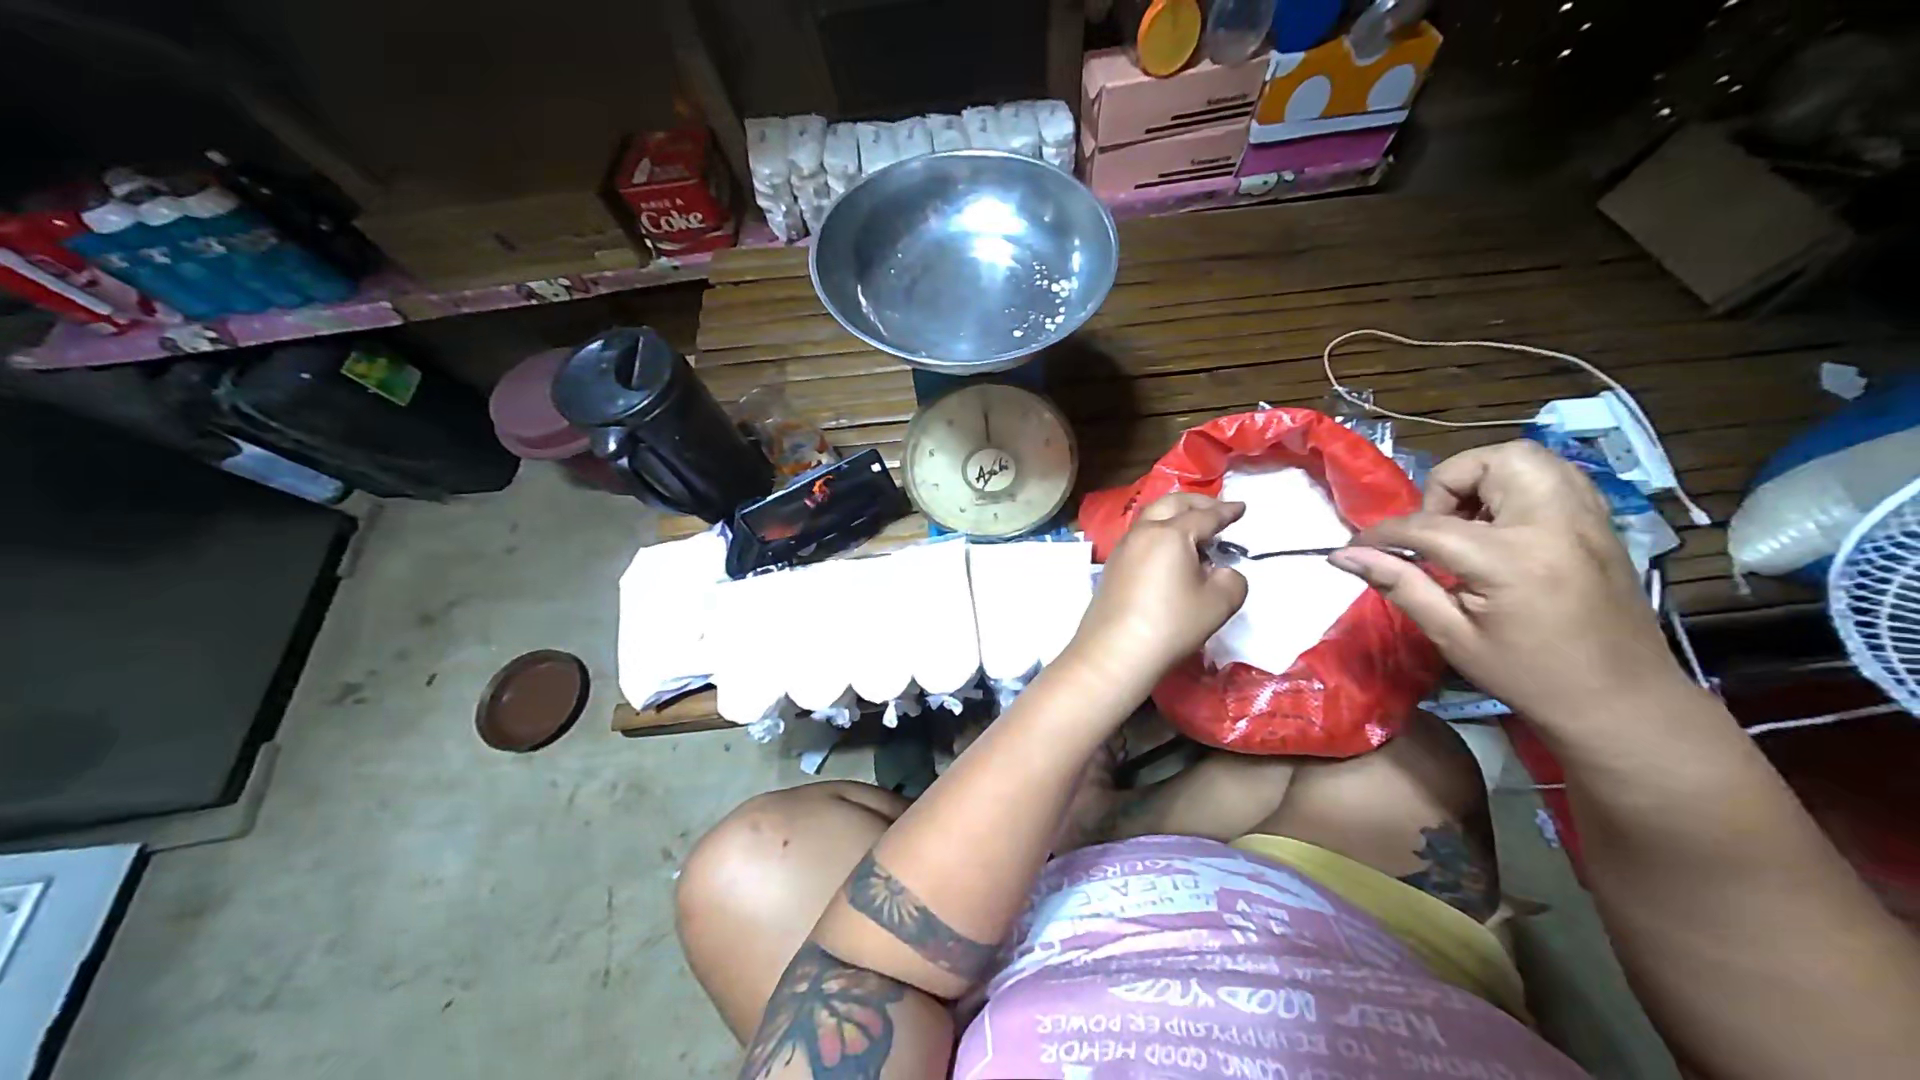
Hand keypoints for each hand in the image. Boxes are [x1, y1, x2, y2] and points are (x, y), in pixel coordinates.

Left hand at [1070, 494, 1248, 685]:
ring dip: (1174, 515)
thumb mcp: (1219, 603)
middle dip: (1197, 502)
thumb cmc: (1171, 624)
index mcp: (1170, 534)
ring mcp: (1122, 548)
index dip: (1227, 512)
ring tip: (1193, 529)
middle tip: (1216, 508)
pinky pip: (1140, 537)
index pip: (1205, 516)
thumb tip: (1220, 572)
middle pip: (1171, 504)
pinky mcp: (1112, 566)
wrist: (1115, 651)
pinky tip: (1170, 553)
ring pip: (1151, 518)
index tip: (1241, 508)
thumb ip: (1232, 579)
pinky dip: (1159, 533)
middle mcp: (1143, 532)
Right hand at [1328, 440, 1688, 724]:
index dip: (1382, 533)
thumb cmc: (1528, 676)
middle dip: (1448, 483)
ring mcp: (1585, 518)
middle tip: (1437, 526)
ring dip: (1484, 477)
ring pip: (1528, 457)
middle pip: (1490, 462)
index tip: (1358, 548)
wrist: (1623, 701)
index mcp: (1511, 559)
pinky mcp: (1601, 523)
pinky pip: (1555, 475)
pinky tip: (1504, 525)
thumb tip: (1344, 556)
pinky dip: (1518, 485)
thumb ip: (1399, 584)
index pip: (1427, 524)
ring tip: (1469, 521)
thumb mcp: (1451, 635)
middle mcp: (1554, 524)